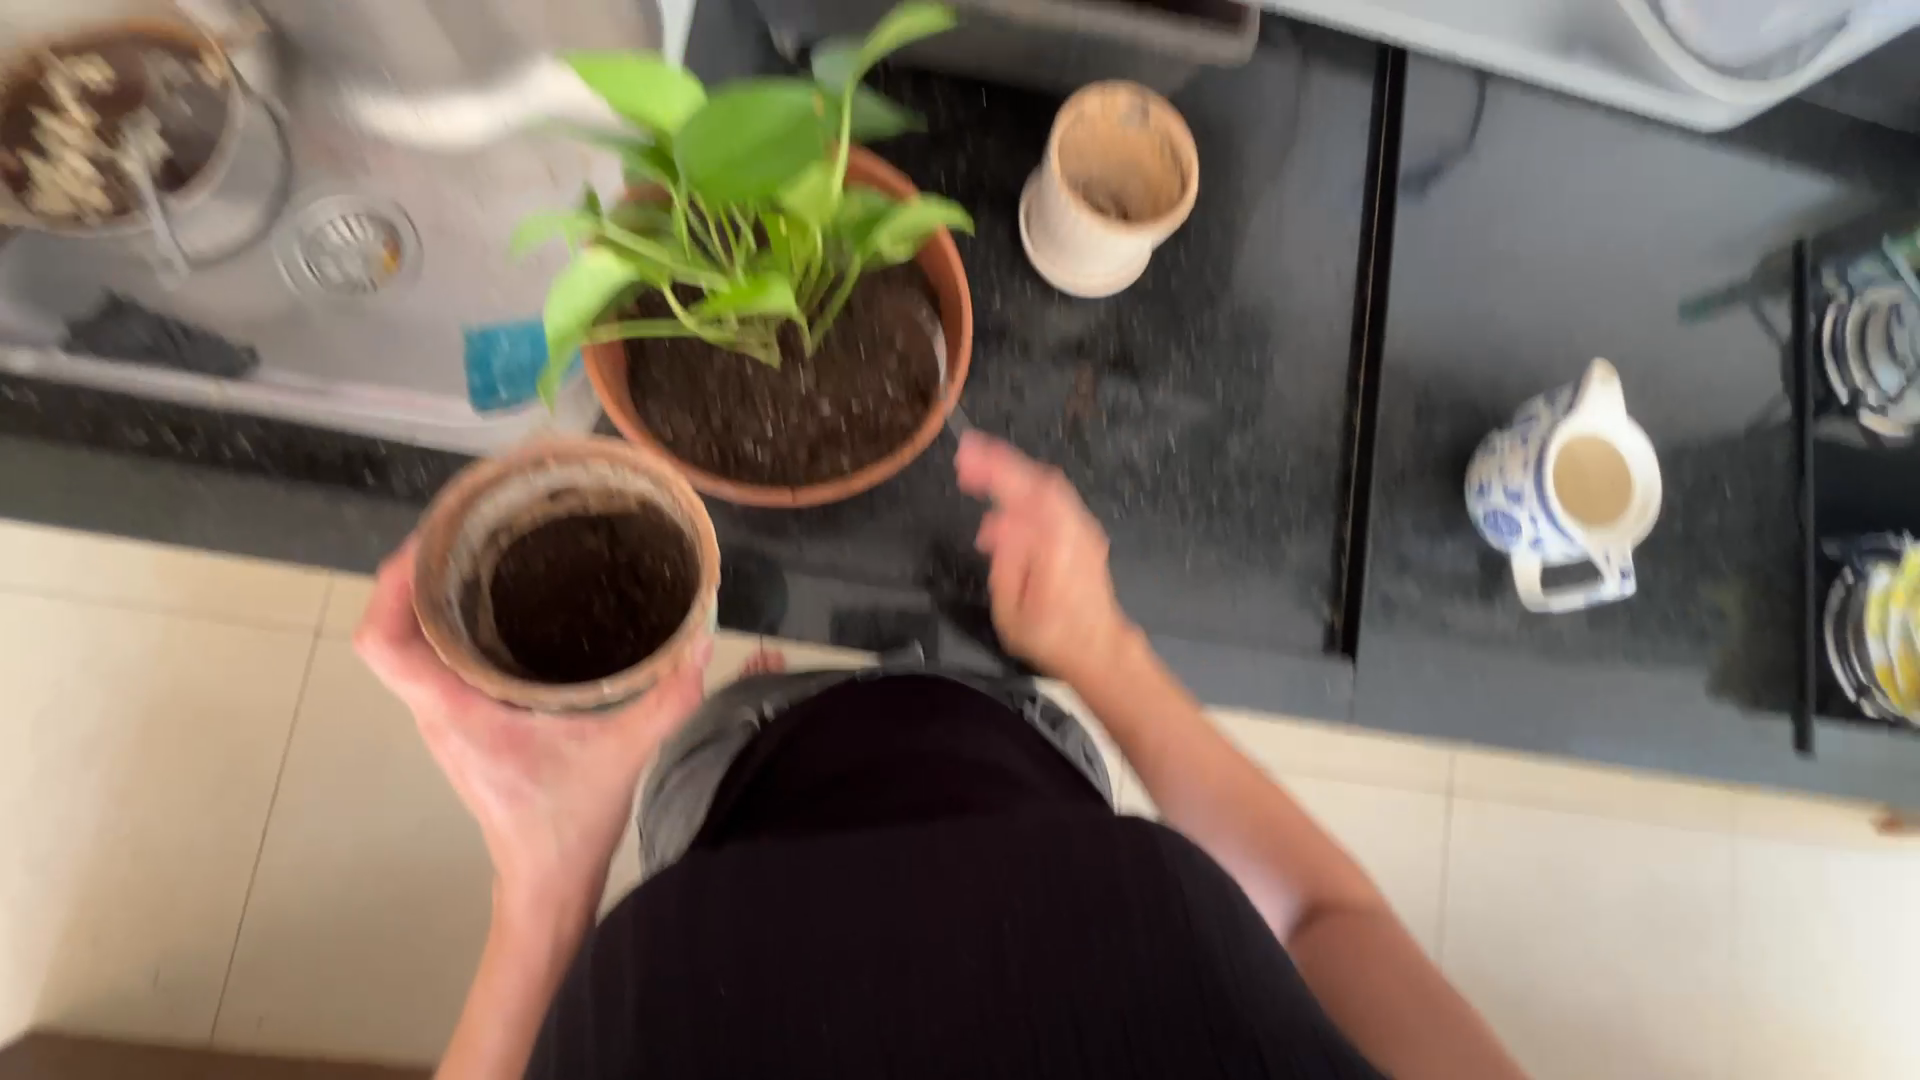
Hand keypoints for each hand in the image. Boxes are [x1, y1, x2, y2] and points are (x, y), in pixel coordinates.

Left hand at [353, 540, 711, 925]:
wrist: (548, 879)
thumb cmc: (568, 823)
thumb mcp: (626, 754)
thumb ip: (668, 698)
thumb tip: (704, 640)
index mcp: (457, 711)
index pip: (384, 643)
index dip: (390, 586)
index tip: (428, 538)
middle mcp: (440, 709)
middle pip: (393, 632)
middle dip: (414, 575)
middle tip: (466, 528)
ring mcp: (450, 717)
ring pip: (415, 646)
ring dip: (433, 599)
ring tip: (483, 554)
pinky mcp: (470, 721)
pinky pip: (442, 660)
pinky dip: (458, 624)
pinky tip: (509, 607)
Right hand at [955, 431, 1135, 680]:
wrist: (1100, 650)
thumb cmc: (1053, 637)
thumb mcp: (1013, 611)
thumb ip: (1006, 563)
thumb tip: (998, 525)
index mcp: (1055, 545)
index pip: (1025, 492)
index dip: (995, 467)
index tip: (966, 454)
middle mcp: (1074, 529)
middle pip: (1039, 479)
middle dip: (999, 463)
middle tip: (964, 461)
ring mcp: (1083, 530)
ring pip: (1047, 486)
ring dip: (1011, 477)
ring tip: (976, 478)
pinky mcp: (1083, 535)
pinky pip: (1052, 501)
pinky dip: (1025, 493)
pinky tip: (1002, 510)